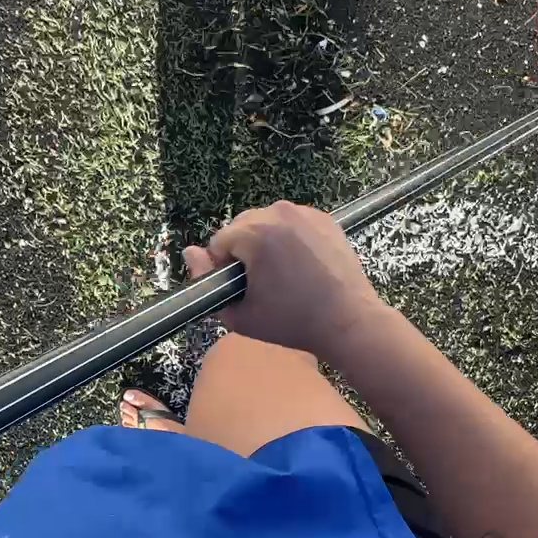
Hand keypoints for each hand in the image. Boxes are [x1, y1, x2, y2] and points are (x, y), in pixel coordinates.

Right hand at [183, 201, 389, 358]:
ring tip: (280, 277)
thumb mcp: (240, 315)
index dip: (223, 268)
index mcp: (256, 234)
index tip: (239, 289)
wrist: (347, 321)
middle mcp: (279, 213)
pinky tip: (298, 268)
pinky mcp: (323, 219)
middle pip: (242, 226)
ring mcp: (305, 213)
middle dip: (244, 251)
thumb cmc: (293, 323)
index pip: (219, 242)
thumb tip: (190, 254)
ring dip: (265, 244)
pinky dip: (289, 240)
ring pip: (267, 223)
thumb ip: (206, 283)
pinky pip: (292, 223)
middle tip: (261, 285)